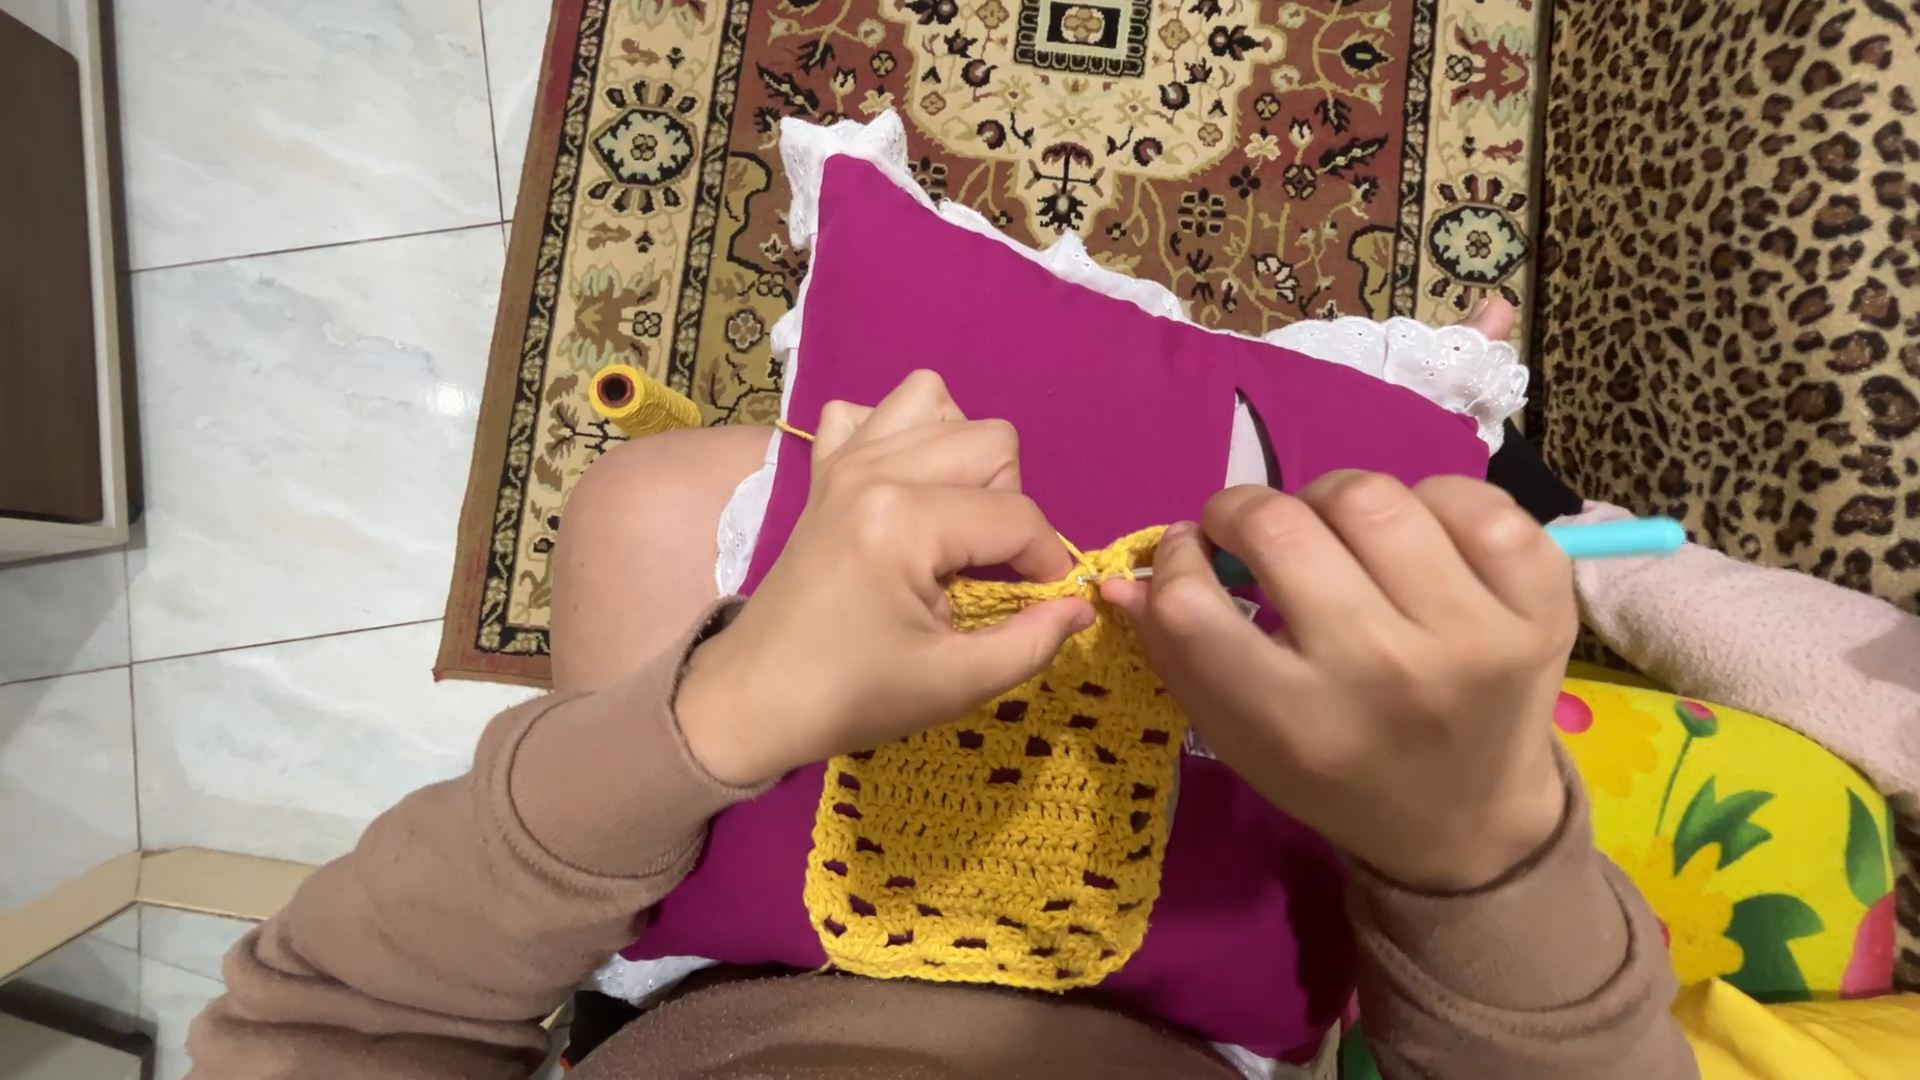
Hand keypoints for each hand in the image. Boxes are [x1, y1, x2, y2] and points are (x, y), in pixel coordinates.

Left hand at [677, 371, 1094, 786]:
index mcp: (904, 523)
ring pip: (936, 403)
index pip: (1016, 515)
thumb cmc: (853, 696)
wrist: (753, 698)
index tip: (1048, 600)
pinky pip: (870, 411)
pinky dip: (899, 436)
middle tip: (990, 565)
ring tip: (953, 517)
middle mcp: (875, 470)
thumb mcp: (955, 685)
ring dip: (963, 456)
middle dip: (1011, 505)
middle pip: (991, 441)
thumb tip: (1081, 604)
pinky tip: (902, 488)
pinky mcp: (822, 467)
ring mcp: (842, 459)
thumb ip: (1033, 641)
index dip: (1050, 560)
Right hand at [1104, 473, 1574, 890]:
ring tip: (1327, 531)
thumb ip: (1173, 649)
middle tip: (1243, 529)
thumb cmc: (1326, 773)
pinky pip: (1471, 499)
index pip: (1193, 603)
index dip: (1174, 559)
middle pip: (1279, 528)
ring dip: (1325, 499)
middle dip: (1238, 511)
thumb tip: (1122, 578)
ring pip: (1371, 497)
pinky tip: (1411, 539)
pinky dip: (1425, 501)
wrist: (1463, 824)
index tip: (1188, 553)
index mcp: (1295, 719)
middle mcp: (1385, 673)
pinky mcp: (1542, 610)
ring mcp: (1477, 636)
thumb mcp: (1233, 730)